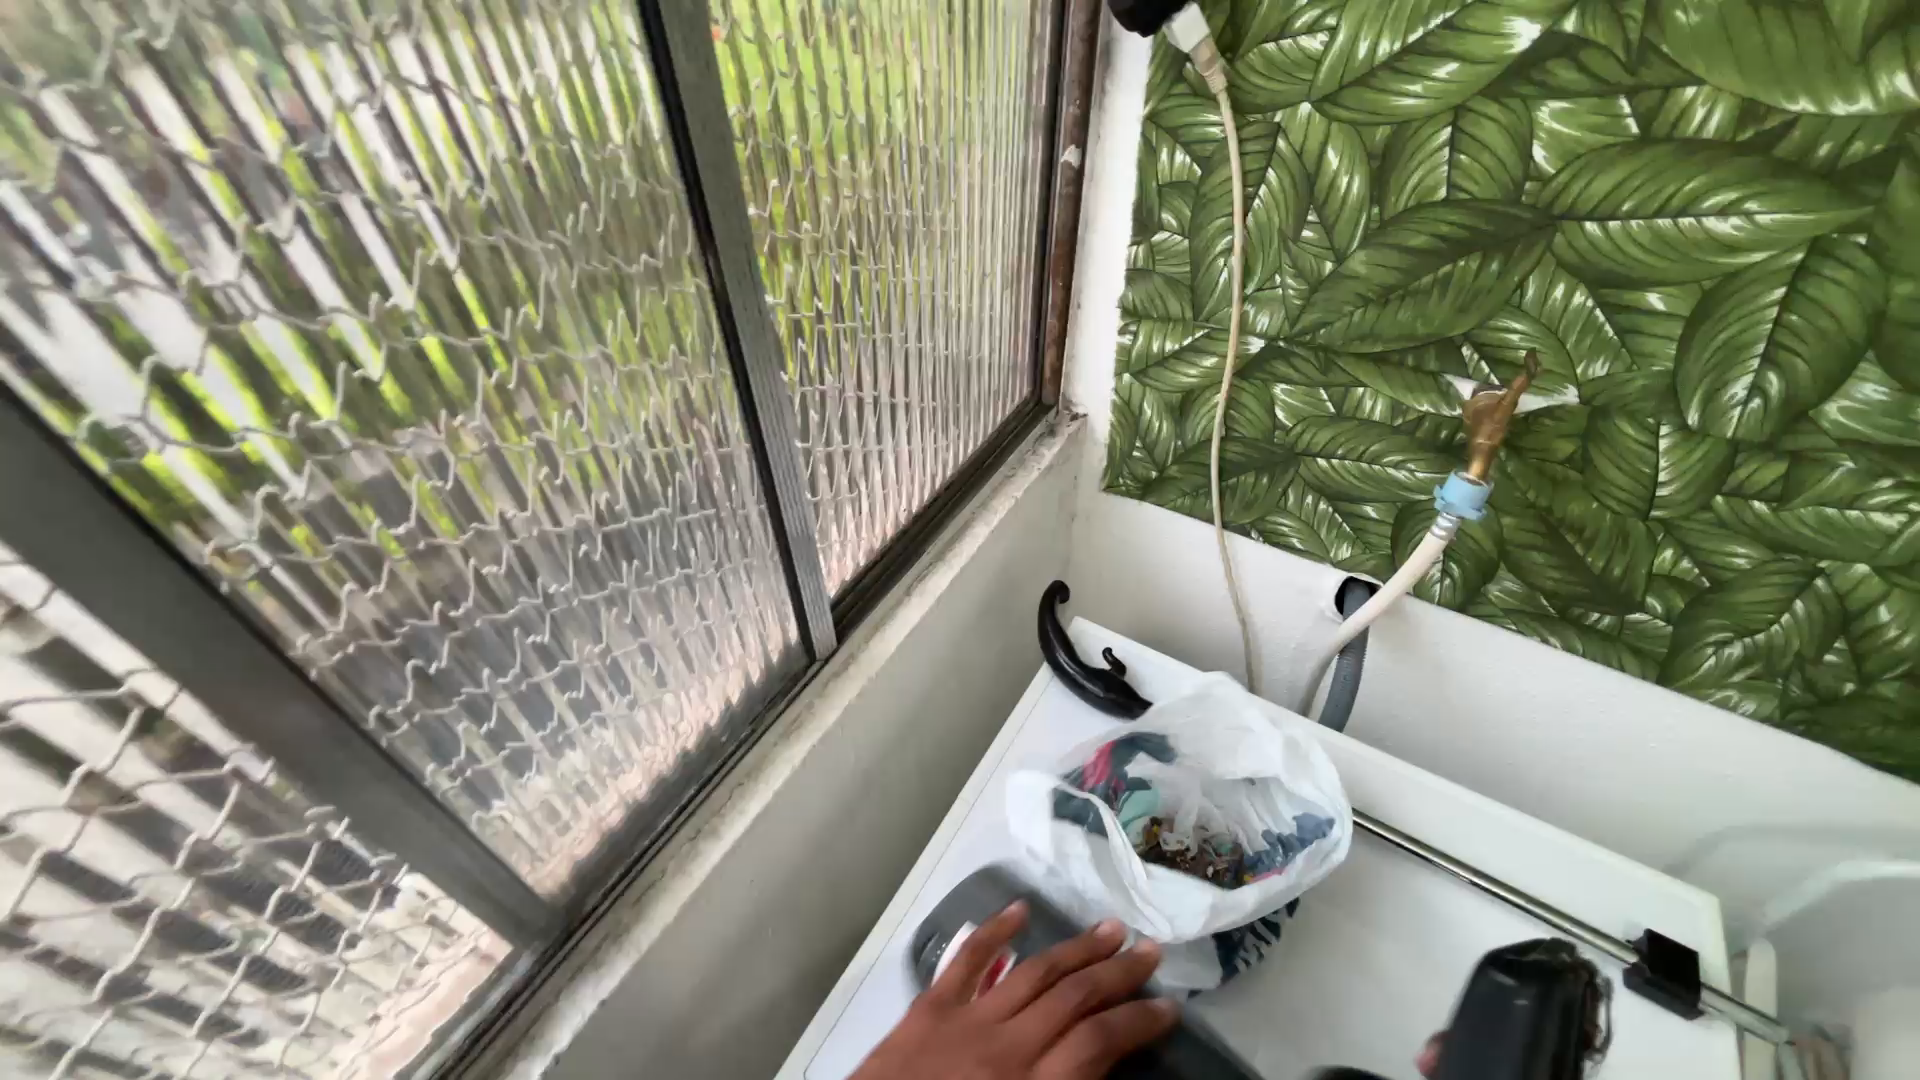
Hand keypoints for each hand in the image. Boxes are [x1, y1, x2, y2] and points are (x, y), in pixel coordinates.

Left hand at [851, 901, 1179, 1079]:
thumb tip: (1100, 1069)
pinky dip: (995, 930)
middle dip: (1117, 974)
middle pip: (1072, 999)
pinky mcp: (930, 1008)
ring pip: (1033, 972)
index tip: (1168, 1007)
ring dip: (1075, 949)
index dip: (1137, 1022)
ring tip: (1109, 929)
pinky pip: (968, 959)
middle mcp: (1005, 1049)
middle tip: (1150, 951)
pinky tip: (1019, 909)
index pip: (1097, 1045)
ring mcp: (966, 1021)